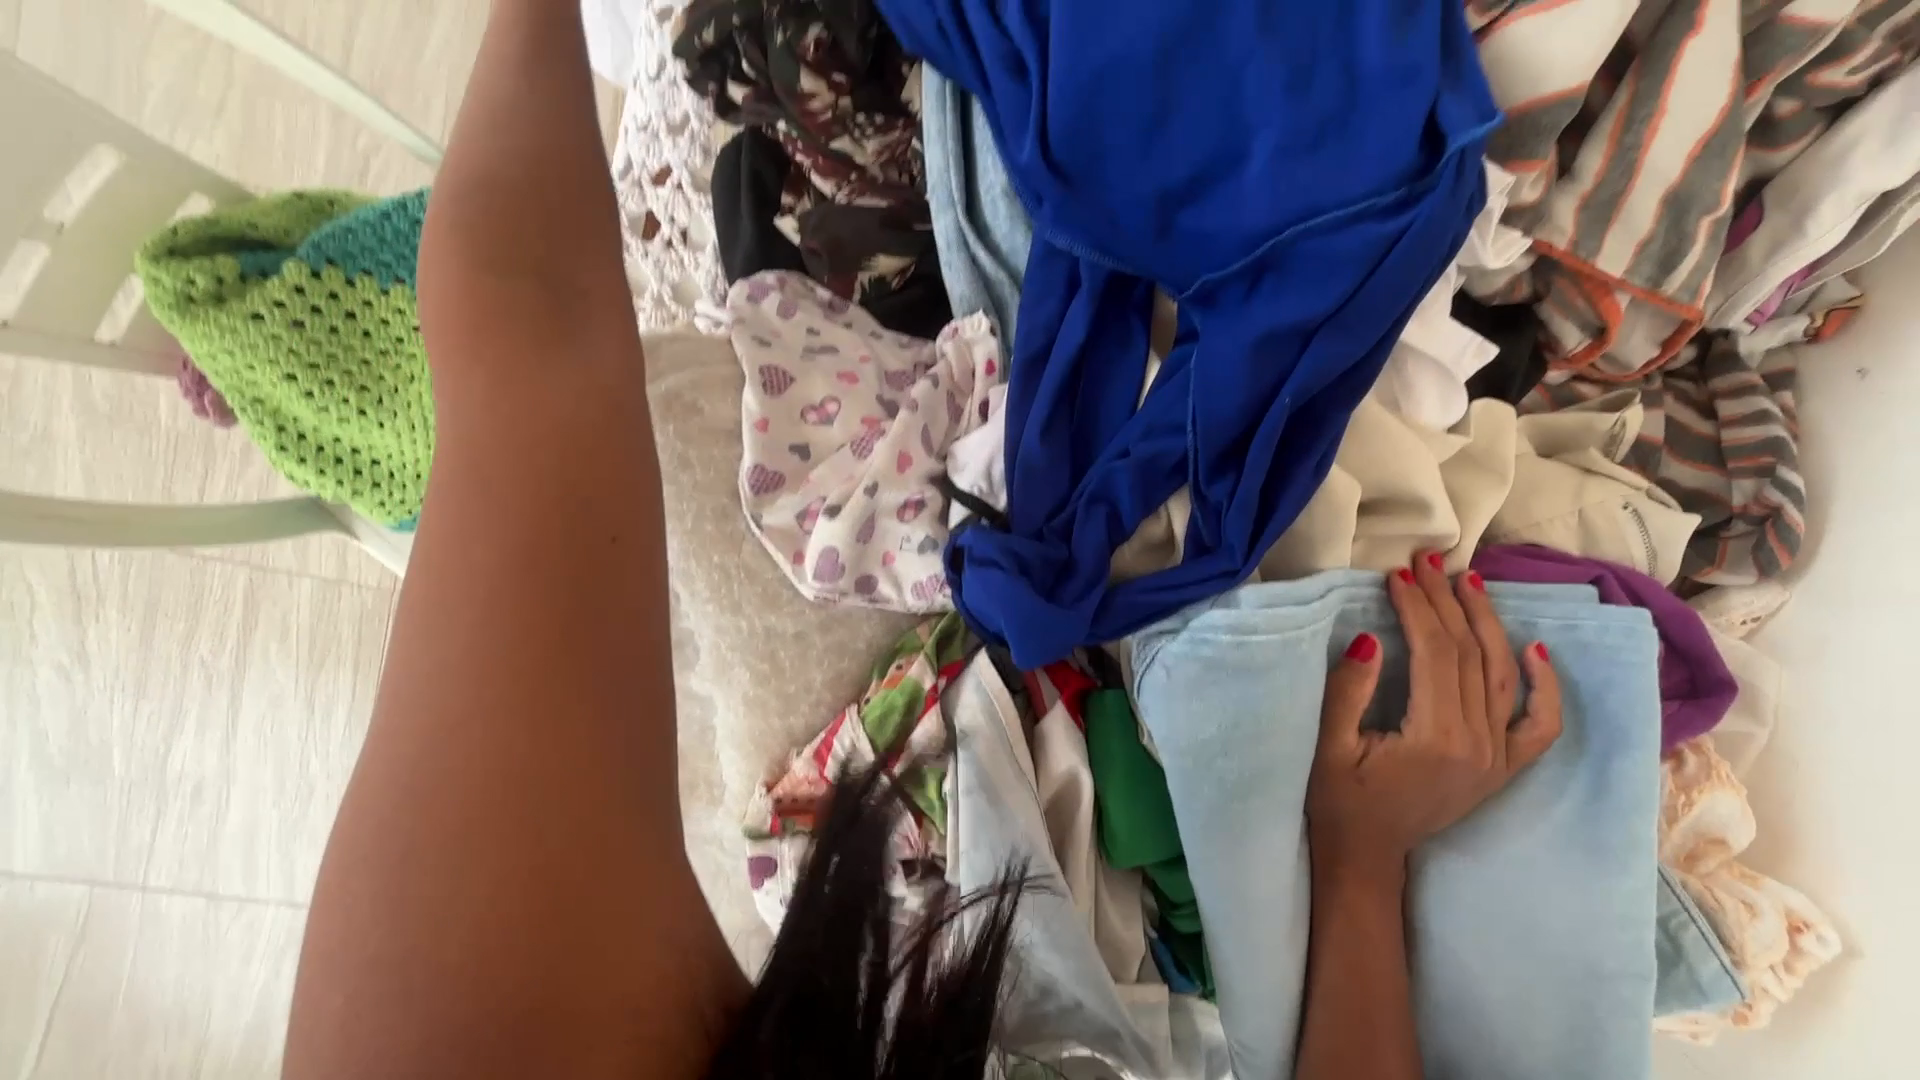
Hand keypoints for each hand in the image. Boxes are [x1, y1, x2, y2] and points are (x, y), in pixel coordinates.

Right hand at [1306, 553, 1561, 884]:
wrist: (1365, 855)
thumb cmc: (1337, 801)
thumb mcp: (1328, 745)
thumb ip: (1349, 692)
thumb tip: (1369, 638)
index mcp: (1436, 738)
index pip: (1435, 653)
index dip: (1417, 608)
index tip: (1396, 574)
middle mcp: (1479, 744)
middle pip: (1469, 655)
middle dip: (1448, 601)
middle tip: (1428, 559)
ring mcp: (1497, 758)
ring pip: (1502, 675)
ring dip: (1486, 623)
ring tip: (1468, 581)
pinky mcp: (1502, 768)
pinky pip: (1539, 724)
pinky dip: (1544, 686)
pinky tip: (1534, 650)